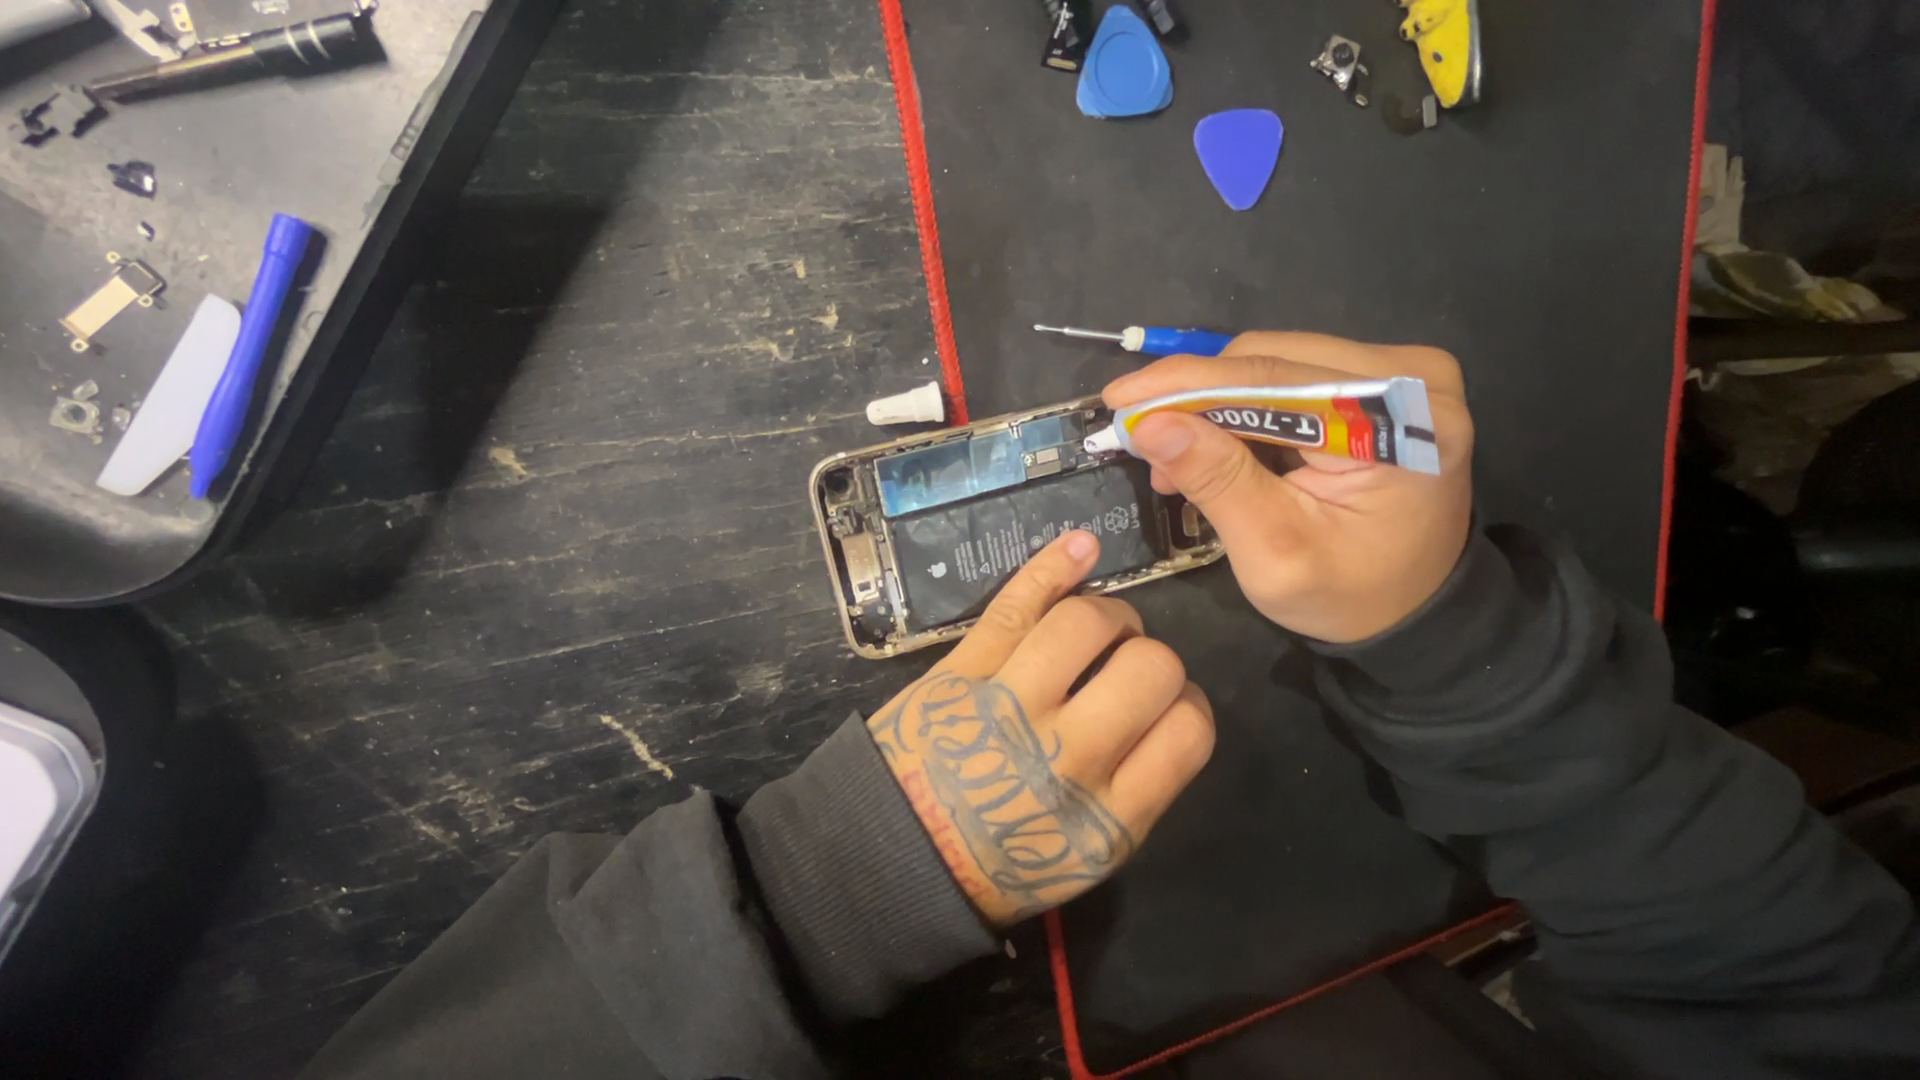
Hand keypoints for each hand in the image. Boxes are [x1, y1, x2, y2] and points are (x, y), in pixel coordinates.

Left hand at [867, 531, 1214, 925]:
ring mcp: (1011, 704)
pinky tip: (1082, 547)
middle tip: (1124, 664)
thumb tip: (1168, 714)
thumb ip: (1138, 792)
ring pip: (1087, 623)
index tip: (1165, 705)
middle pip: (1151, 667)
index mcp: (1110, 815)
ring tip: (1096, 627)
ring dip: (1107, 614)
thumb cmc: (996, 866)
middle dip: (1151, 655)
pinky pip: (1019, 603)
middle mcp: (1069, 755)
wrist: (893, 857)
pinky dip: (1055, 566)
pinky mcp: (964, 670)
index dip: (1187, 703)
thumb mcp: (1085, 858)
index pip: (1188, 729)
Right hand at [1103, 332, 1473, 643]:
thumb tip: (1149, 424)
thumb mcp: (1274, 550)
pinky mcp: (1379, 382)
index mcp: (1399, 421)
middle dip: (1192, 397)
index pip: (1270, 380)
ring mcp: (1398, 373)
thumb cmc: (1347, 593)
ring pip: (1270, 363)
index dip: (1184, 385)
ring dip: (1209, 404)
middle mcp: (1410, 375)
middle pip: (1269, 360)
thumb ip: (1217, 481)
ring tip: (1170, 454)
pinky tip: (1207, 445)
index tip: (1117, 399)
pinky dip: (1237, 408)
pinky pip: (1287, 377)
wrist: (1411, 607)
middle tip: (1138, 438)